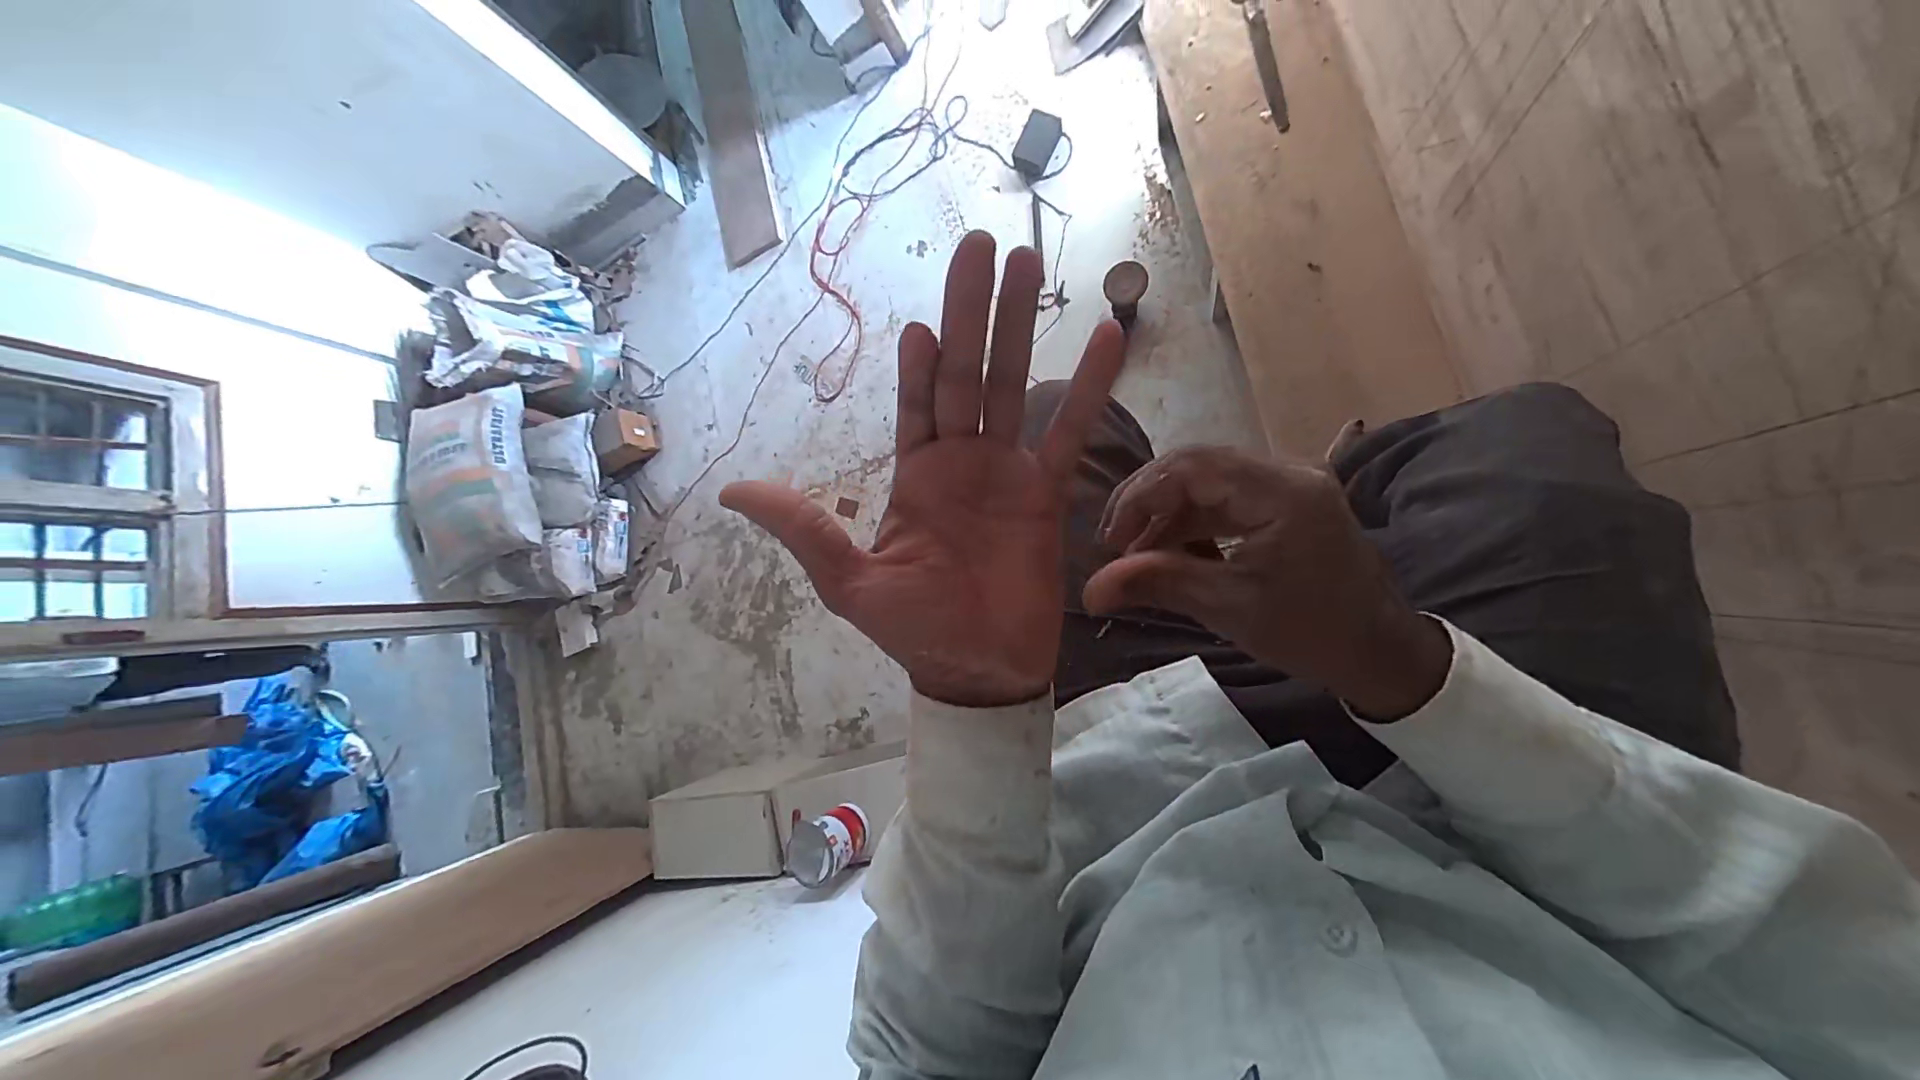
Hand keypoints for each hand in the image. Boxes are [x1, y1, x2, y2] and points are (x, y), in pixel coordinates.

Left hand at [721, 231, 1125, 707]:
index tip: (922, 318)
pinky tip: (1105, 338)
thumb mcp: (849, 581)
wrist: (978, 670)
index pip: (915, 401)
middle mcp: (960, 461)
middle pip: (965, 374)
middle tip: (982, 245)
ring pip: (1013, 387)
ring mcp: (1006, 473)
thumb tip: (731, 492)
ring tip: (1030, 266)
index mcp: (914, 474)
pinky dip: (1088, 388)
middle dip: (972, 312)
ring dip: (1021, 327)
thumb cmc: (916, 629)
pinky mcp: (1046, 494)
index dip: (919, 359)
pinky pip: (1068, 433)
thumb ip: (805, 528)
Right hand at [1082, 446, 1450, 719]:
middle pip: (1195, 465)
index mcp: (1282, 492)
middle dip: (1146, 503)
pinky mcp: (1283, 500)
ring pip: (1205, 480)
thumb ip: (1158, 584)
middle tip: (1115, 545)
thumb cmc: (1310, 632)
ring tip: (1137, 556)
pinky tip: (1173, 552)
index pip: (1192, 467)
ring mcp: (1287, 483)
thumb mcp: (1228, 608)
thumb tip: (1090, 590)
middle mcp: (1286, 472)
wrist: (1378, 652)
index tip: (1111, 543)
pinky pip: (1222, 497)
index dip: (1140, 497)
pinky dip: (1190, 522)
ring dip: (1165, 514)